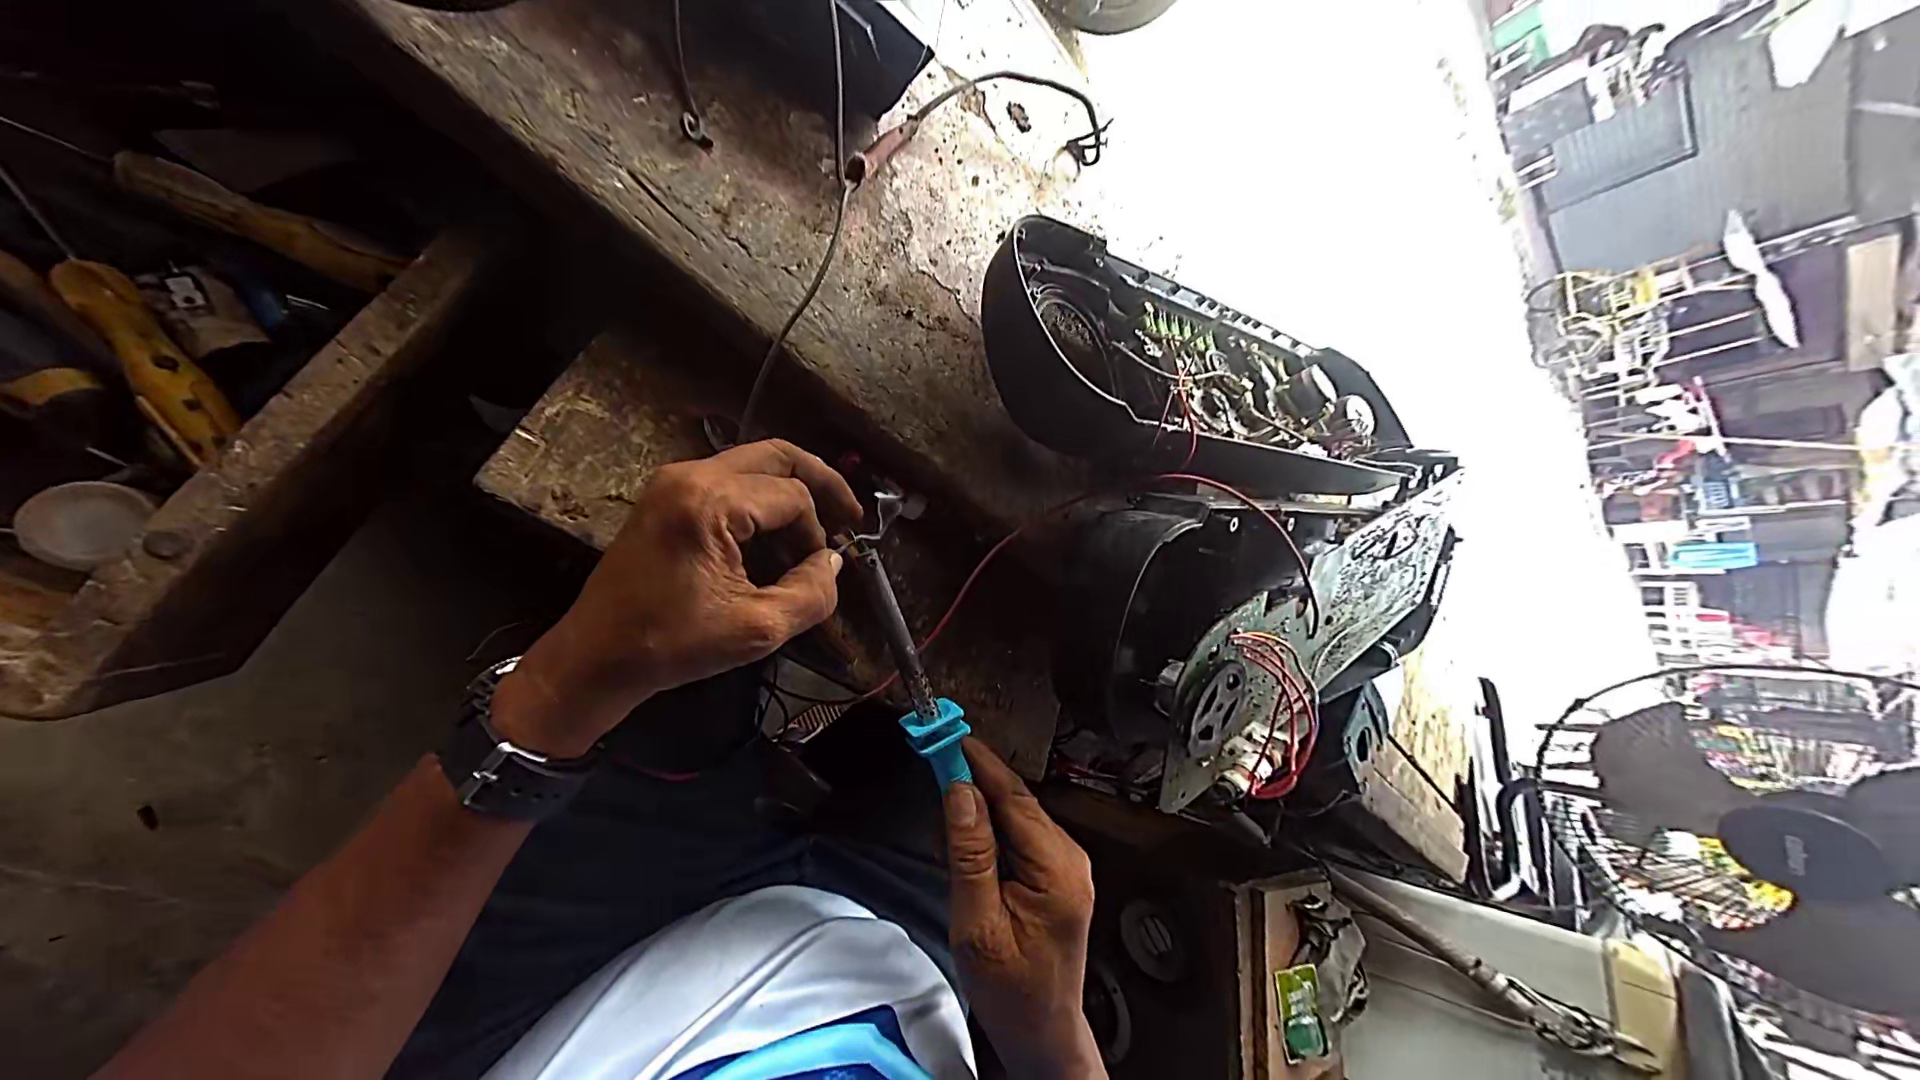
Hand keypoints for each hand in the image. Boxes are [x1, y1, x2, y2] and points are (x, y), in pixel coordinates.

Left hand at [491, 439, 862, 756]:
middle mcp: (689, 475)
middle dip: (821, 482)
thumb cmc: (672, 644)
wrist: (596, 656)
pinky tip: (776, 533)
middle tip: (849, 514)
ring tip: (814, 532)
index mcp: (708, 502)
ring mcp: (673, 481)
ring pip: (755, 463)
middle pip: (777, 455)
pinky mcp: (667, 496)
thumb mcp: (758, 629)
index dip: (817, 532)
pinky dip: (763, 500)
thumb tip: (833, 561)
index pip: (793, 496)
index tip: (817, 570)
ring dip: (791, 492)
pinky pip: (731, 480)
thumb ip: (812, 593)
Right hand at [945, 739, 1105, 1078]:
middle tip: (938, 754)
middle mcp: (1069, 858)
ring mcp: (1066, 862)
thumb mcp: (978, 926)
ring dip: (981, 798)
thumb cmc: (1013, 993)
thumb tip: (960, 793)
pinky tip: (967, 828)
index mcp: (1057, 870)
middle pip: (1016, 799)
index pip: (1013, 797)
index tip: (948, 738)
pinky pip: (1019, 830)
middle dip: (975, 776)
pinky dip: (990, 821)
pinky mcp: (1056, 869)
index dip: (978, 763)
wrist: (1042, 1031)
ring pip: (1016, 811)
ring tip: (946, 793)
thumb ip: (969, 854)